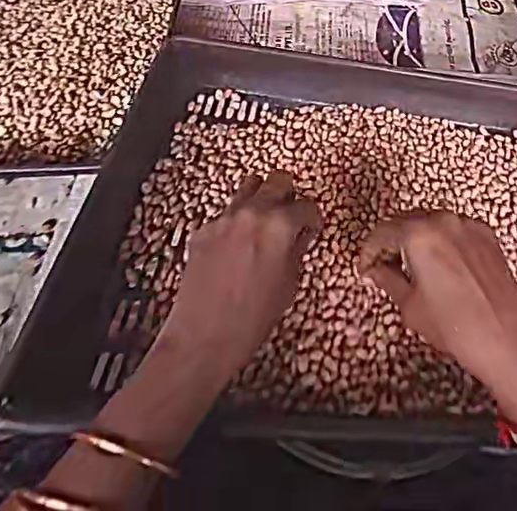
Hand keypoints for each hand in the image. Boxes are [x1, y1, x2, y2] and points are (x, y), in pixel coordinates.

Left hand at [156, 171, 319, 381]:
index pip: (307, 206)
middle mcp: (252, 213)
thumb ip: (297, 251)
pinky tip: (236, 248)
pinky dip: (236, 223)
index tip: (312, 226)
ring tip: (264, 222)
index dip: (313, 218)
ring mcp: (224, 218)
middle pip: (278, 180)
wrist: (203, 337)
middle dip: (289, 194)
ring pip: (248, 187)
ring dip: (261, 199)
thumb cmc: (251, 319)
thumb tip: (299, 236)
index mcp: (279, 226)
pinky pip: (226, 214)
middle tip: (290, 214)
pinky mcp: (203, 229)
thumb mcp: (288, 284)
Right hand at [358, 212, 516, 422]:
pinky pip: (453, 229)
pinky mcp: (486, 235)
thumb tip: (375, 269)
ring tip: (410, 266)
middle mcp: (443, 220)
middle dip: (391, 241)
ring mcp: (468, 225)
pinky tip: (439, 265)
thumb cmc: (457, 327)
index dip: (368, 250)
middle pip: (405, 220)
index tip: (365, 265)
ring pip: (430, 221)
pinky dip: (440, 240)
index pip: (382, 231)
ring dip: (415, 238)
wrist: (507, 341)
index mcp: (419, 233)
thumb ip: (387, 278)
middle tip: (382, 265)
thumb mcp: (410, 305)